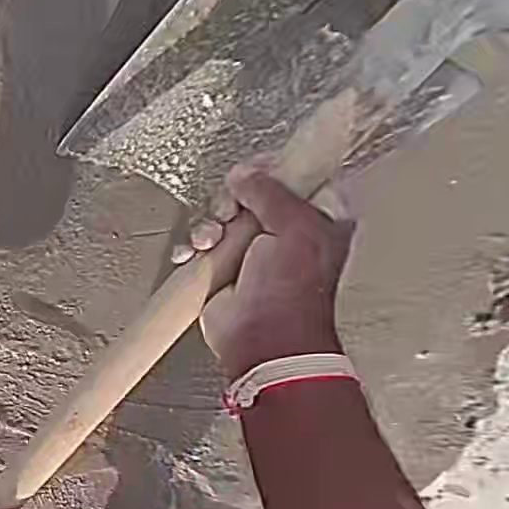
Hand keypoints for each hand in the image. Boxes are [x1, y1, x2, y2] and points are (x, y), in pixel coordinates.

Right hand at [190, 165, 353, 377]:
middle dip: (230, 202)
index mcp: (317, 216)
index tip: (251, 174)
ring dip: (207, 227)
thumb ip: (270, 192)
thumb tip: (243, 173)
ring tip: (208, 242)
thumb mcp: (294, 228)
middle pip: (248, 194)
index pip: (293, 176)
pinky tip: (191, 255)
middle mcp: (284, 230)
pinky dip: (191, 247)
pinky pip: (199, 244)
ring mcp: (251, 250)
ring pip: (220, 218)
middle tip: (228, 214)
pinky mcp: (222, 268)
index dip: (269, 171)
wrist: (261, 336)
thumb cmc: (290, 289)